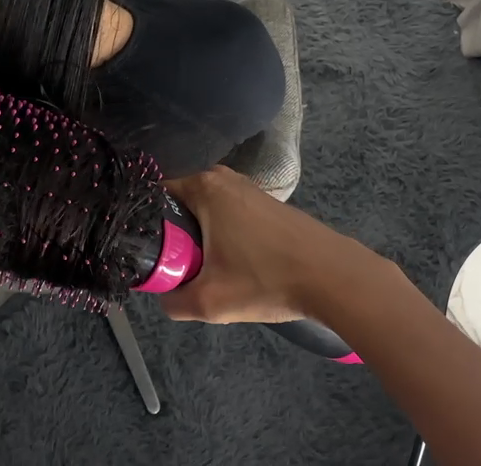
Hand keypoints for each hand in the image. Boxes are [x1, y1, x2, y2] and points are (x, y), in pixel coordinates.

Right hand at [157, 167, 380, 324]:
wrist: (332, 276)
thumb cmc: (267, 279)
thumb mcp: (210, 302)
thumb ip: (174, 301)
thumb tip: (165, 296)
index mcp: (203, 186)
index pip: (156, 197)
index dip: (148, 227)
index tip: (150, 256)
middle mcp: (222, 177)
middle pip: (181, 206)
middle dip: (177, 237)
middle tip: (180, 270)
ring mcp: (246, 186)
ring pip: (207, 213)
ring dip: (203, 240)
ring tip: (208, 272)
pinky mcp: (265, 201)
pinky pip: (228, 215)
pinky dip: (225, 237)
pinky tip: (237, 265)